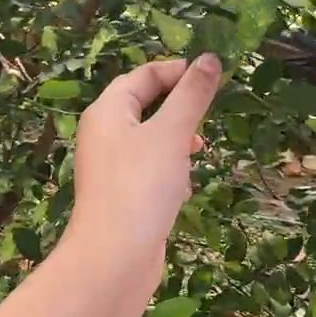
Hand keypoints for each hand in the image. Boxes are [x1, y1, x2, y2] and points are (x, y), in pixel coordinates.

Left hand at [68, 56, 222, 258]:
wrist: (115, 256)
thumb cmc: (141, 185)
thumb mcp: (171, 133)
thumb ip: (191, 96)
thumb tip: (209, 59)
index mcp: (107, 111)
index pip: (142, 76)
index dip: (176, 71)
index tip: (212, 75)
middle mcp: (103, 135)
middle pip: (144, 106)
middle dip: (178, 109)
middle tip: (208, 115)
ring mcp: (111, 168)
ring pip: (149, 141)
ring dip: (177, 142)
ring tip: (198, 152)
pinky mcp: (122, 196)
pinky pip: (149, 172)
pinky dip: (169, 173)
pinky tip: (183, 189)